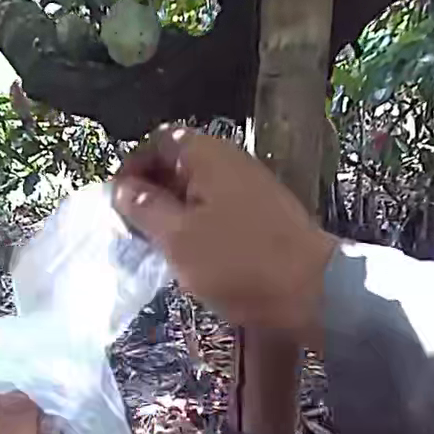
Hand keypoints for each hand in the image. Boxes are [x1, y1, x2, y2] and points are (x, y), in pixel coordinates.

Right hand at [112, 127, 336, 340]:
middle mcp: (231, 161)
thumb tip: (123, 189)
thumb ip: (145, 208)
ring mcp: (252, 188)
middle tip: (136, 231)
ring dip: (175, 215)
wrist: (314, 292)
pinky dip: (200, 228)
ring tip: (161, 249)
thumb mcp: (177, 237)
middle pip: (178, 165)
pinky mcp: (265, 216)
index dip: (132, 169)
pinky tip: (195, 258)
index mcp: (208, 155)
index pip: (157, 142)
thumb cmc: (238, 262)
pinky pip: (220, 211)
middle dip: (152, 195)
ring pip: (199, 192)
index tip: (119, 204)